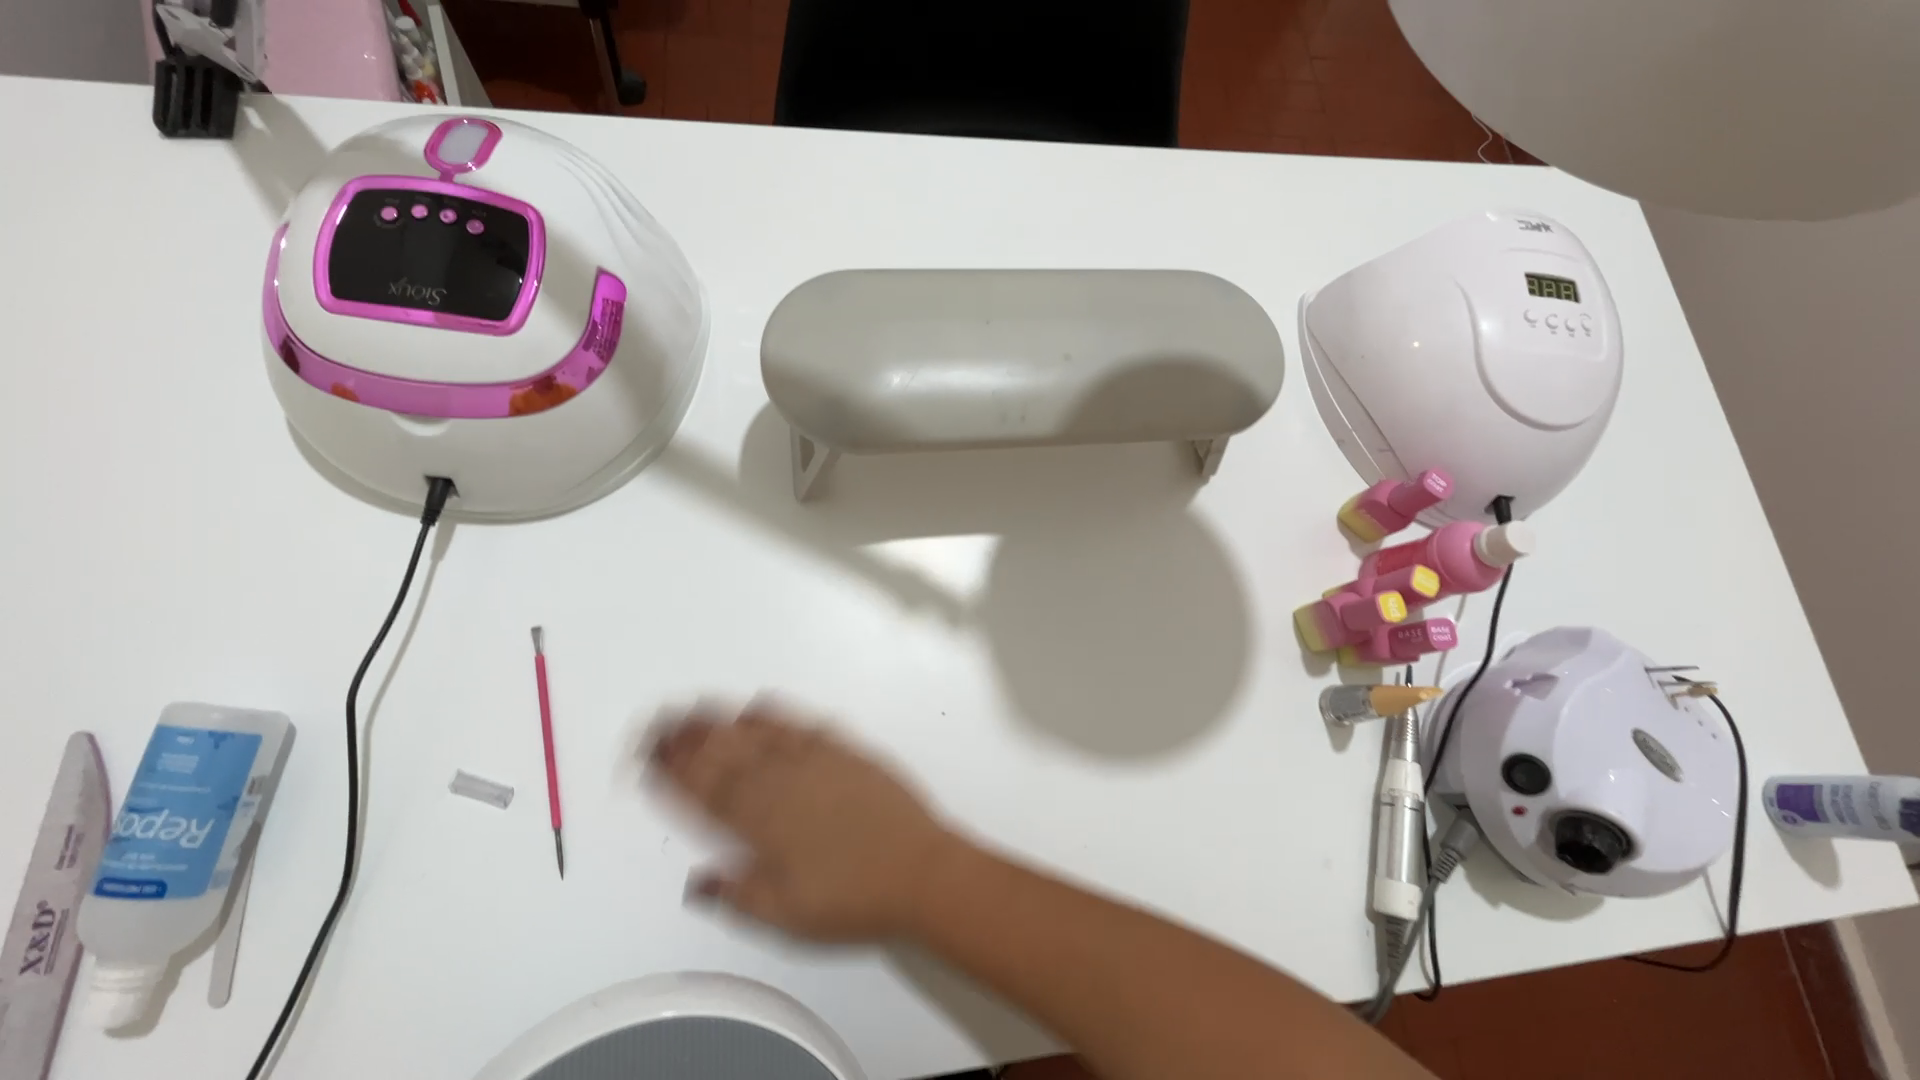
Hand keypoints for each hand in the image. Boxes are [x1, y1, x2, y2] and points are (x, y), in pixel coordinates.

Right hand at [650, 698, 960, 941]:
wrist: (922, 871)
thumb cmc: (854, 899)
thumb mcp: (787, 915)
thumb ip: (737, 895)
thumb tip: (699, 882)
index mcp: (760, 824)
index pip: (704, 794)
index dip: (672, 776)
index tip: (646, 761)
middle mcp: (781, 784)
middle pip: (722, 756)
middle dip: (684, 740)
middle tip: (656, 723)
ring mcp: (814, 762)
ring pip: (755, 734)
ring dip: (719, 721)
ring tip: (693, 709)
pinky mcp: (846, 751)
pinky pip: (800, 725)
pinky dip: (774, 714)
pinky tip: (758, 707)